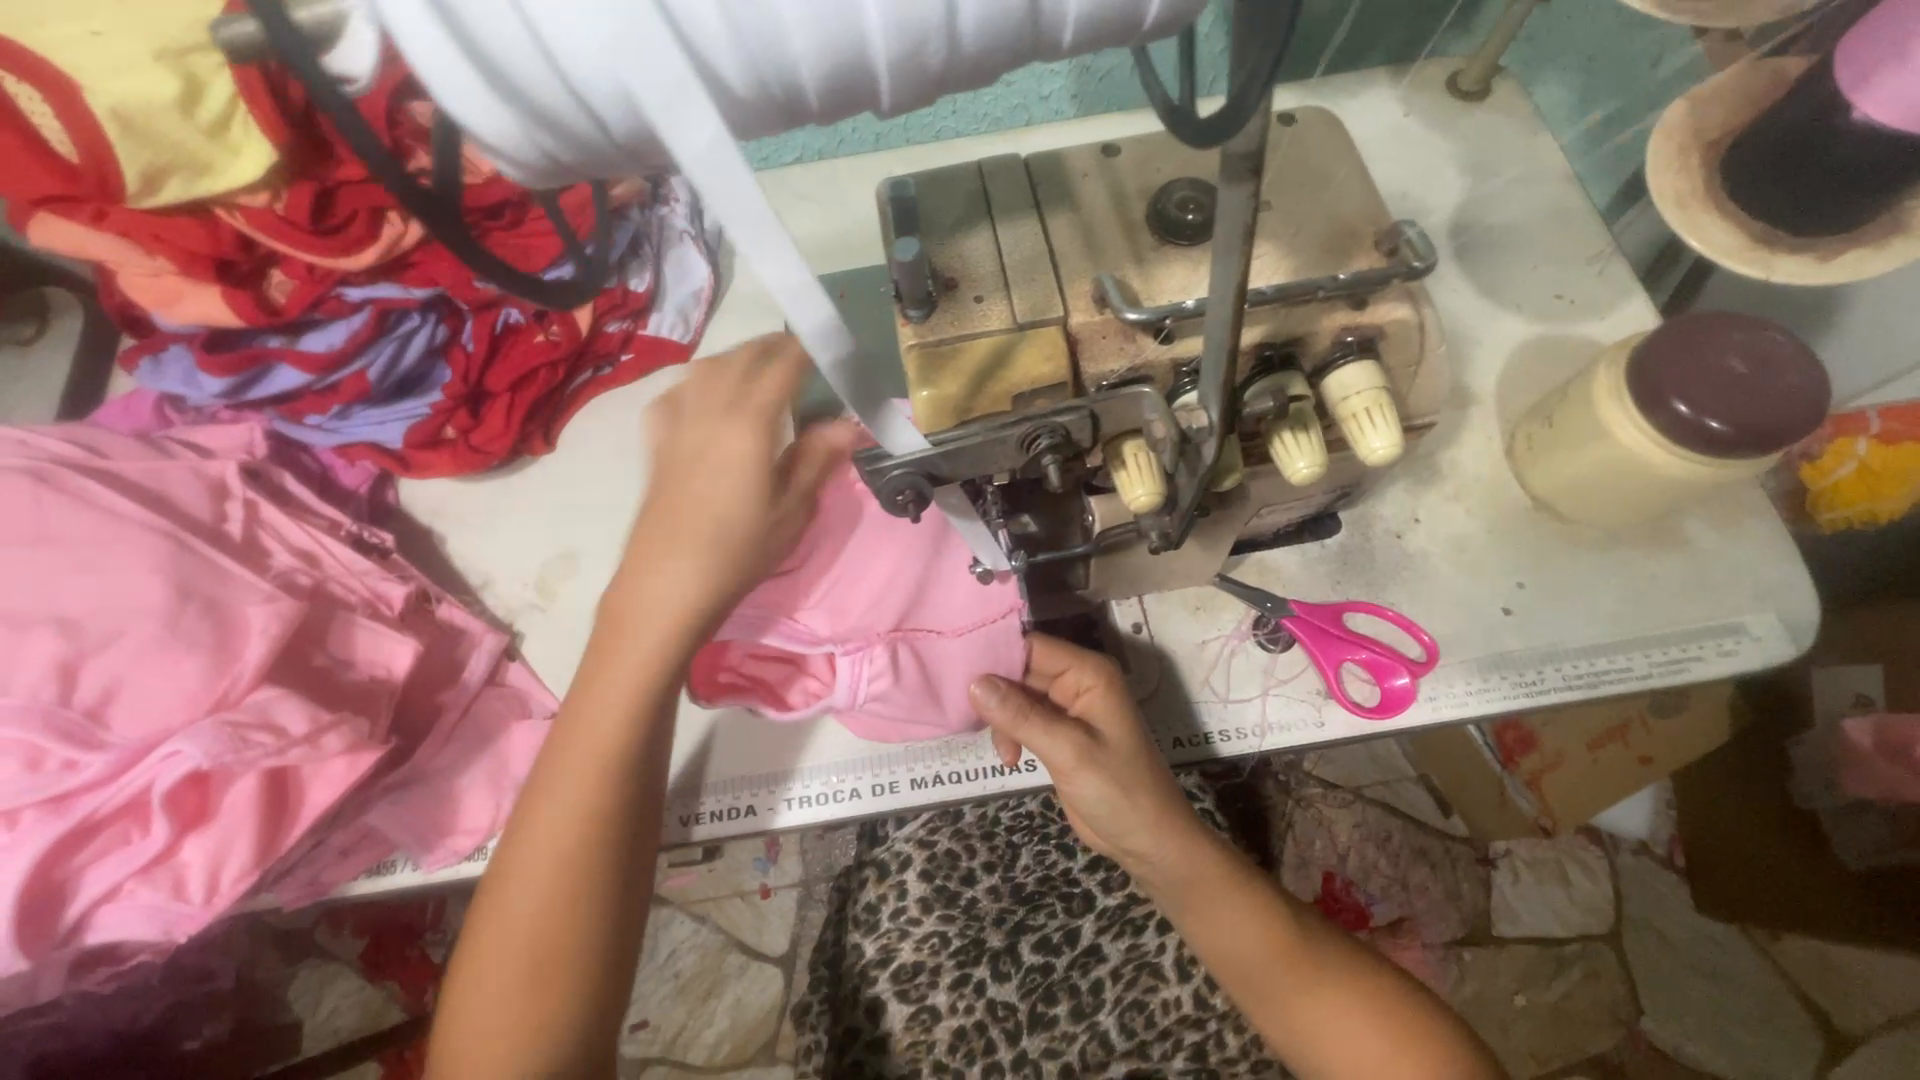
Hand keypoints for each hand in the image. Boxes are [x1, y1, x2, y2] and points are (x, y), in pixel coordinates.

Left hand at [616, 333, 859, 628]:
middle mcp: (710, 409)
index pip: (781, 367)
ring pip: (704, 367)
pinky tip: (704, 398)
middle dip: (770, 347)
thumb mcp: (792, 510)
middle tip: (797, 353)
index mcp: (749, 423)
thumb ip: (817, 459)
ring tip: (755, 368)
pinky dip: (696, 382)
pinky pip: (675, 393)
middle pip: (739, 358)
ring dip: (733, 358)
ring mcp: (677, 423)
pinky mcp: (656, 443)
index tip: (825, 348)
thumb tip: (848, 423)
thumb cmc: (739, 550)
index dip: (805, 351)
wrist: (668, 584)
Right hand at [969, 634, 1213, 881]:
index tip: (956, 673)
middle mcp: (1077, 681)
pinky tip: (1011, 758)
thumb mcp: (1067, 751)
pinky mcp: (1059, 733)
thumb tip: (974, 682)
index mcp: (1088, 673)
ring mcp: (1068, 708)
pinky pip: (1023, 718)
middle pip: (1021, 668)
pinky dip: (1009, 733)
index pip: (1031, 646)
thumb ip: (1020, 715)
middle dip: (993, 690)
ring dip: (1000, 717)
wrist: (1148, 840)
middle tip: (964, 714)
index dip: (995, 655)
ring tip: (1002, 749)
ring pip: (1017, 695)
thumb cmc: (1119, 790)